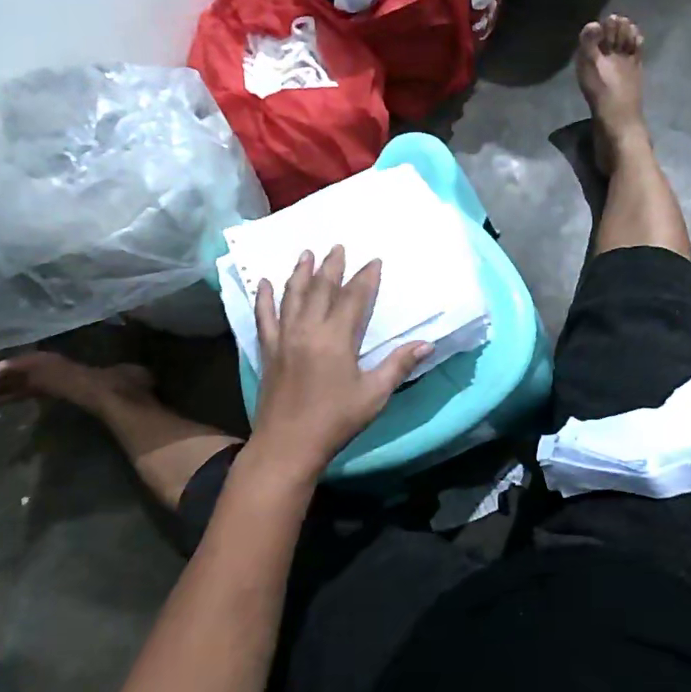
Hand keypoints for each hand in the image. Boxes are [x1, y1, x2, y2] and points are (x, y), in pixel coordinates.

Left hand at [249, 246, 431, 474]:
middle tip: (338, 246)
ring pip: (292, 296)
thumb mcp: (374, 395)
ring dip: (300, 273)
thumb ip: (398, 366)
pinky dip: (264, 298)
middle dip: (332, 266)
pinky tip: (264, 283)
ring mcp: (284, 338)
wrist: (288, 445)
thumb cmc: (335, 421)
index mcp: (337, 338)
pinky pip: (264, 317)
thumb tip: (426, 344)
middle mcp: (308, 330)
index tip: (374, 261)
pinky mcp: (268, 351)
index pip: (355, 298)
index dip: (366, 278)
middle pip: (321, 289)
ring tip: (306, 253)